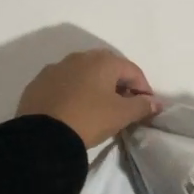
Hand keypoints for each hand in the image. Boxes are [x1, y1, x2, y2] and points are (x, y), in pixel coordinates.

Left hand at [16, 49, 160, 147]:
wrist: (42, 136)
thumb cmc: (88, 119)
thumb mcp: (121, 115)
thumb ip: (142, 106)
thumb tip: (155, 102)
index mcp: (102, 61)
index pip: (132, 70)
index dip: (143, 88)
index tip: (147, 107)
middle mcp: (79, 57)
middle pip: (107, 67)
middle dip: (119, 84)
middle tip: (123, 105)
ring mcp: (56, 68)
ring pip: (83, 74)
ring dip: (95, 86)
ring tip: (98, 108)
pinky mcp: (38, 83)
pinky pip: (63, 84)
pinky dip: (73, 92)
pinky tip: (73, 109)